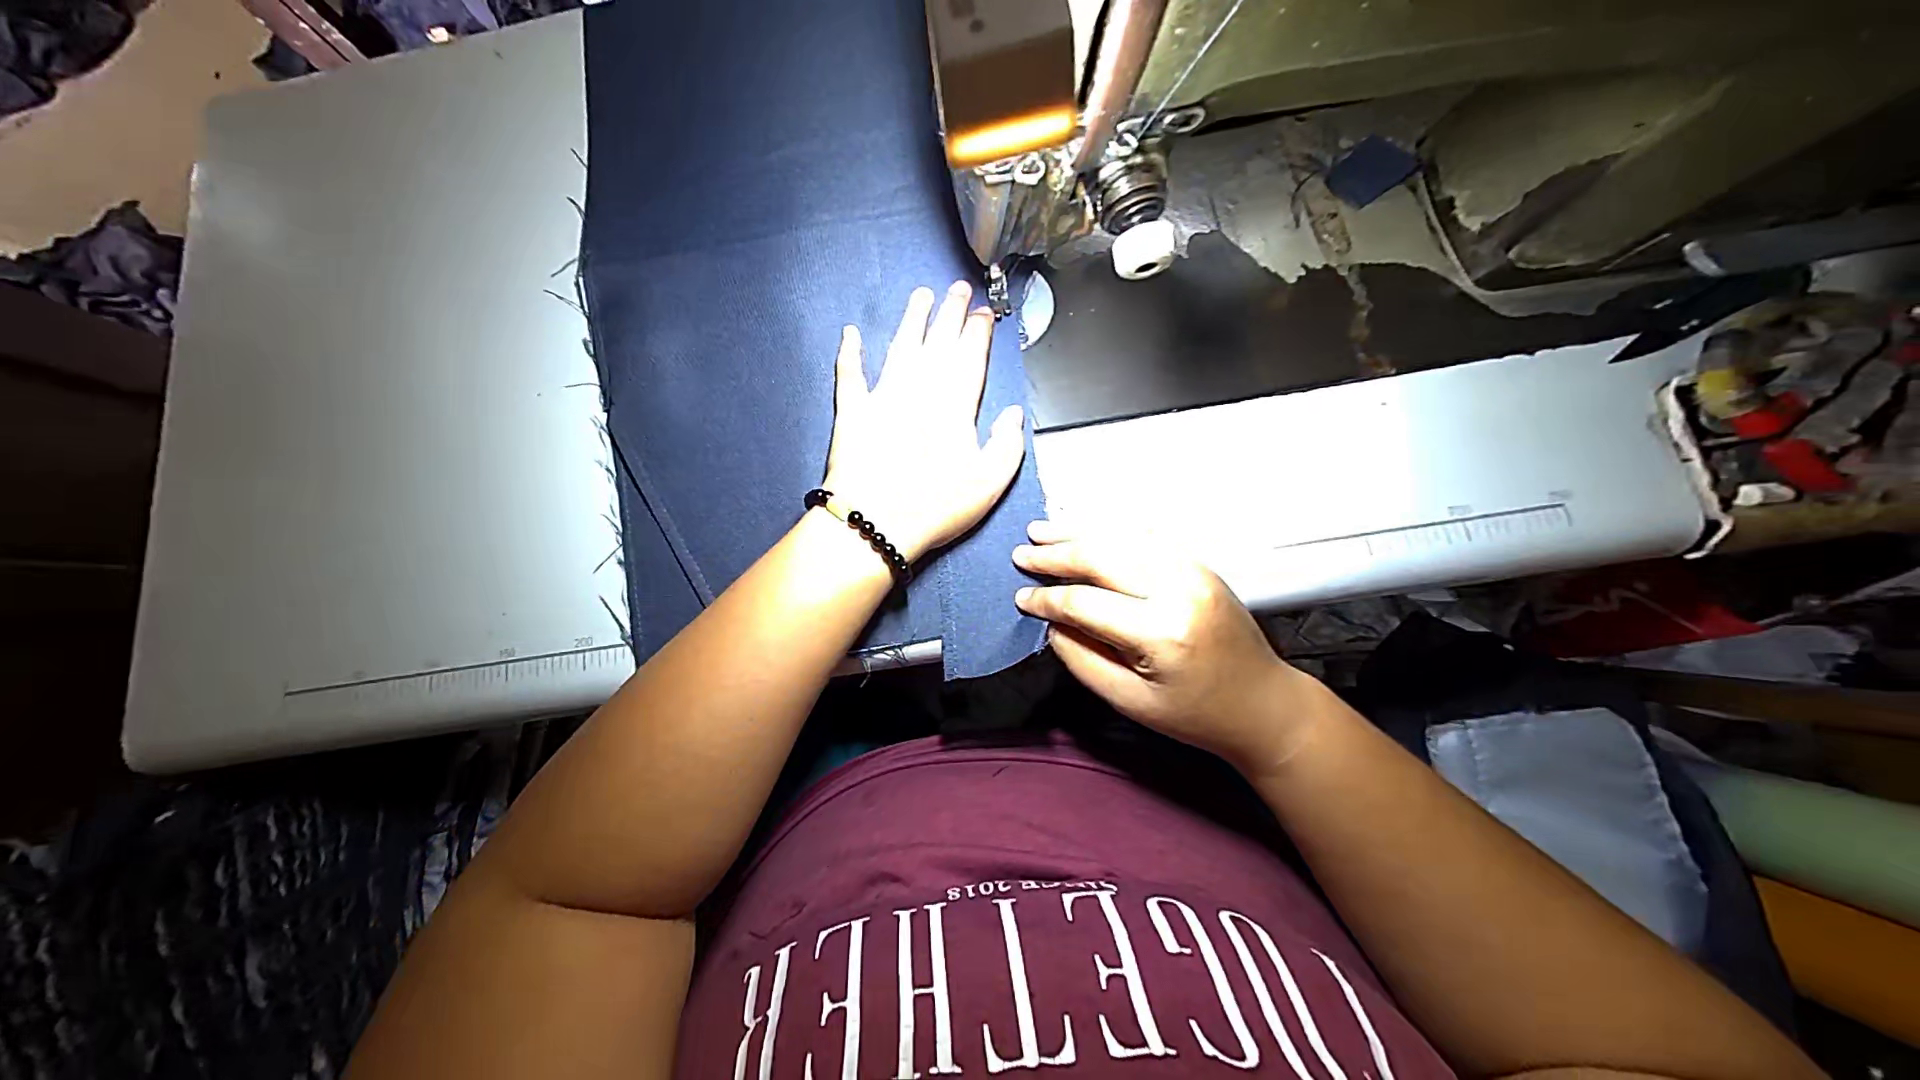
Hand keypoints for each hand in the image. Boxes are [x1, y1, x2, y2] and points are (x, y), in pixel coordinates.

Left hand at [823, 282, 1026, 562]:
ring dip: (912, 319)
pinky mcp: (852, 412)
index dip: (978, 330)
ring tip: (921, 296)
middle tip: (958, 289)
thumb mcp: (990, 482)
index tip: (984, 312)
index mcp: (956, 404)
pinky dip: (849, 353)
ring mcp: (883, 396)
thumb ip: (1007, 444)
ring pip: (900, 345)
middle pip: (938, 341)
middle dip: (951, 312)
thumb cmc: (934, 506)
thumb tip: (1012, 415)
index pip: (970, 355)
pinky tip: (851, 334)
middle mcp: (920, 389)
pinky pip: (850, 373)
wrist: (875, 522)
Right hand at [1012, 521, 1325, 773]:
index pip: (1084, 601)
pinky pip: (1148, 538)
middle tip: (1023, 554)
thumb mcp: (1129, 700)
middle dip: (1056, 554)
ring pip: (1123, 537)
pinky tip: (1089, 532)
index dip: (1046, 599)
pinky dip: (1112, 532)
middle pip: (1102, 556)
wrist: (1263, 705)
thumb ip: (1081, 658)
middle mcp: (1179, 591)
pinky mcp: (1201, 567)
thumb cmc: (1199, 713)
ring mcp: (1194, 572)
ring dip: (1080, 534)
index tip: (1022, 599)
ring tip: (1044, 532)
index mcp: (1161, 632)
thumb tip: (1051, 623)